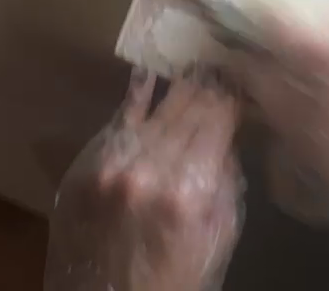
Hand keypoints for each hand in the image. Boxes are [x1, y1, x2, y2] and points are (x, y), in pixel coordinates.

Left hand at [45, 73, 242, 290]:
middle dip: (208, 83)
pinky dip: (136, 93)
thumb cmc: (174, 285)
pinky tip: (149, 69)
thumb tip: (231, 132)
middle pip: (188, 106)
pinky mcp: (84, 165)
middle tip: (222, 60)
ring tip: (195, 63)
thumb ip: (226, 183)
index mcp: (190, 191)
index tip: (244, 76)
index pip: (218, 117)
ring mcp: (111, 163)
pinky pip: (117, 117)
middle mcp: (150, 167)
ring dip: (179, 85)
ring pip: (156, 107)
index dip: (233, 93)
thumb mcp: (217, 242)